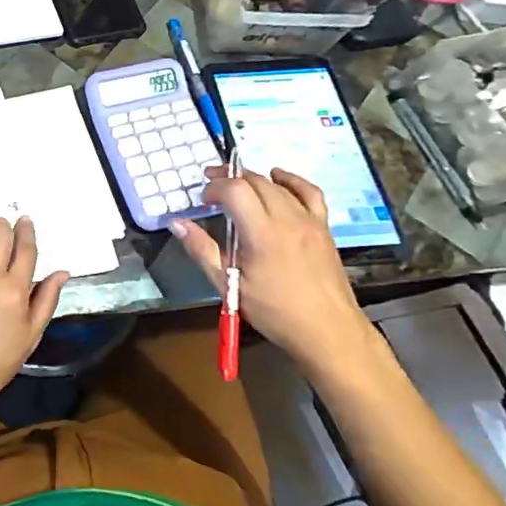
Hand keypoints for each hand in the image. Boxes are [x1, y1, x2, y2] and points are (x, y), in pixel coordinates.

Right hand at [170, 166, 374, 367]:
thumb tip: (178, 224)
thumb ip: (203, 251)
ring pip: (278, 185)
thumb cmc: (274, 312)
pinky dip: (292, 180)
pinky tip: (279, 178)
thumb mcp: (230, 286)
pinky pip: (309, 192)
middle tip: (211, 185)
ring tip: (237, 183)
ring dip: (254, 179)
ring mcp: (308, 220)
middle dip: (230, 177)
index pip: (235, 190)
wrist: (326, 328)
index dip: (215, 187)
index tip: (203, 200)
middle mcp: (287, 218)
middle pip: (256, 181)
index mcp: (261, 233)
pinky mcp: (323, 226)